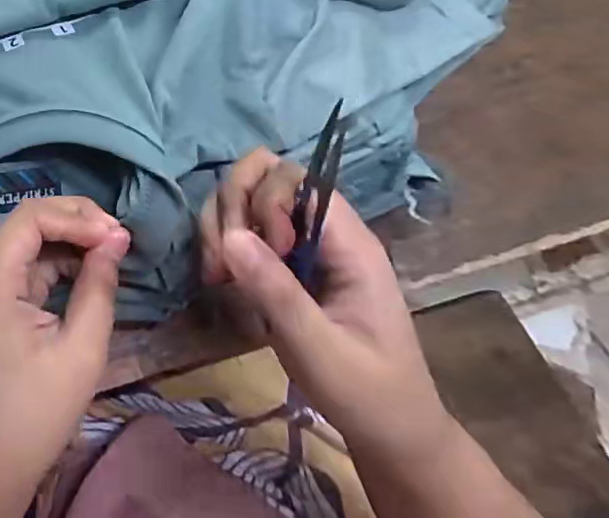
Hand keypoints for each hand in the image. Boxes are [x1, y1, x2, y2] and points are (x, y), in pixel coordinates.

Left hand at [0, 197, 129, 517]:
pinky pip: (26, 259)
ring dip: (70, 236)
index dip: (77, 217)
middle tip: (118, 236)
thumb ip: (99, 285)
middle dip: (76, 220)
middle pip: (28, 219)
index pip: (32, 217)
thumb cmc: (36, 411)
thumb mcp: (81, 349)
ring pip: (29, 235)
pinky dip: (59, 257)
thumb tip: (117, 237)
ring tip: (111, 248)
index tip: (117, 235)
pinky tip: (88, 265)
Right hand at [200, 149, 455, 468]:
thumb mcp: (323, 352)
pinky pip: (240, 226)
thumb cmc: (368, 395)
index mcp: (348, 241)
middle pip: (265, 174)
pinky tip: (218, 277)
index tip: (267, 253)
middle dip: (233, 205)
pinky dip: (220, 241)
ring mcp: (299, 242)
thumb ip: (278, 293)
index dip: (268, 201)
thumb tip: (231, 237)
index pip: (297, 177)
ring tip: (217, 273)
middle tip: (224, 260)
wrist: (391, 433)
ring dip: (220, 222)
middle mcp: (321, 229)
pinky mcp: (281, 260)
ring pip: (245, 194)